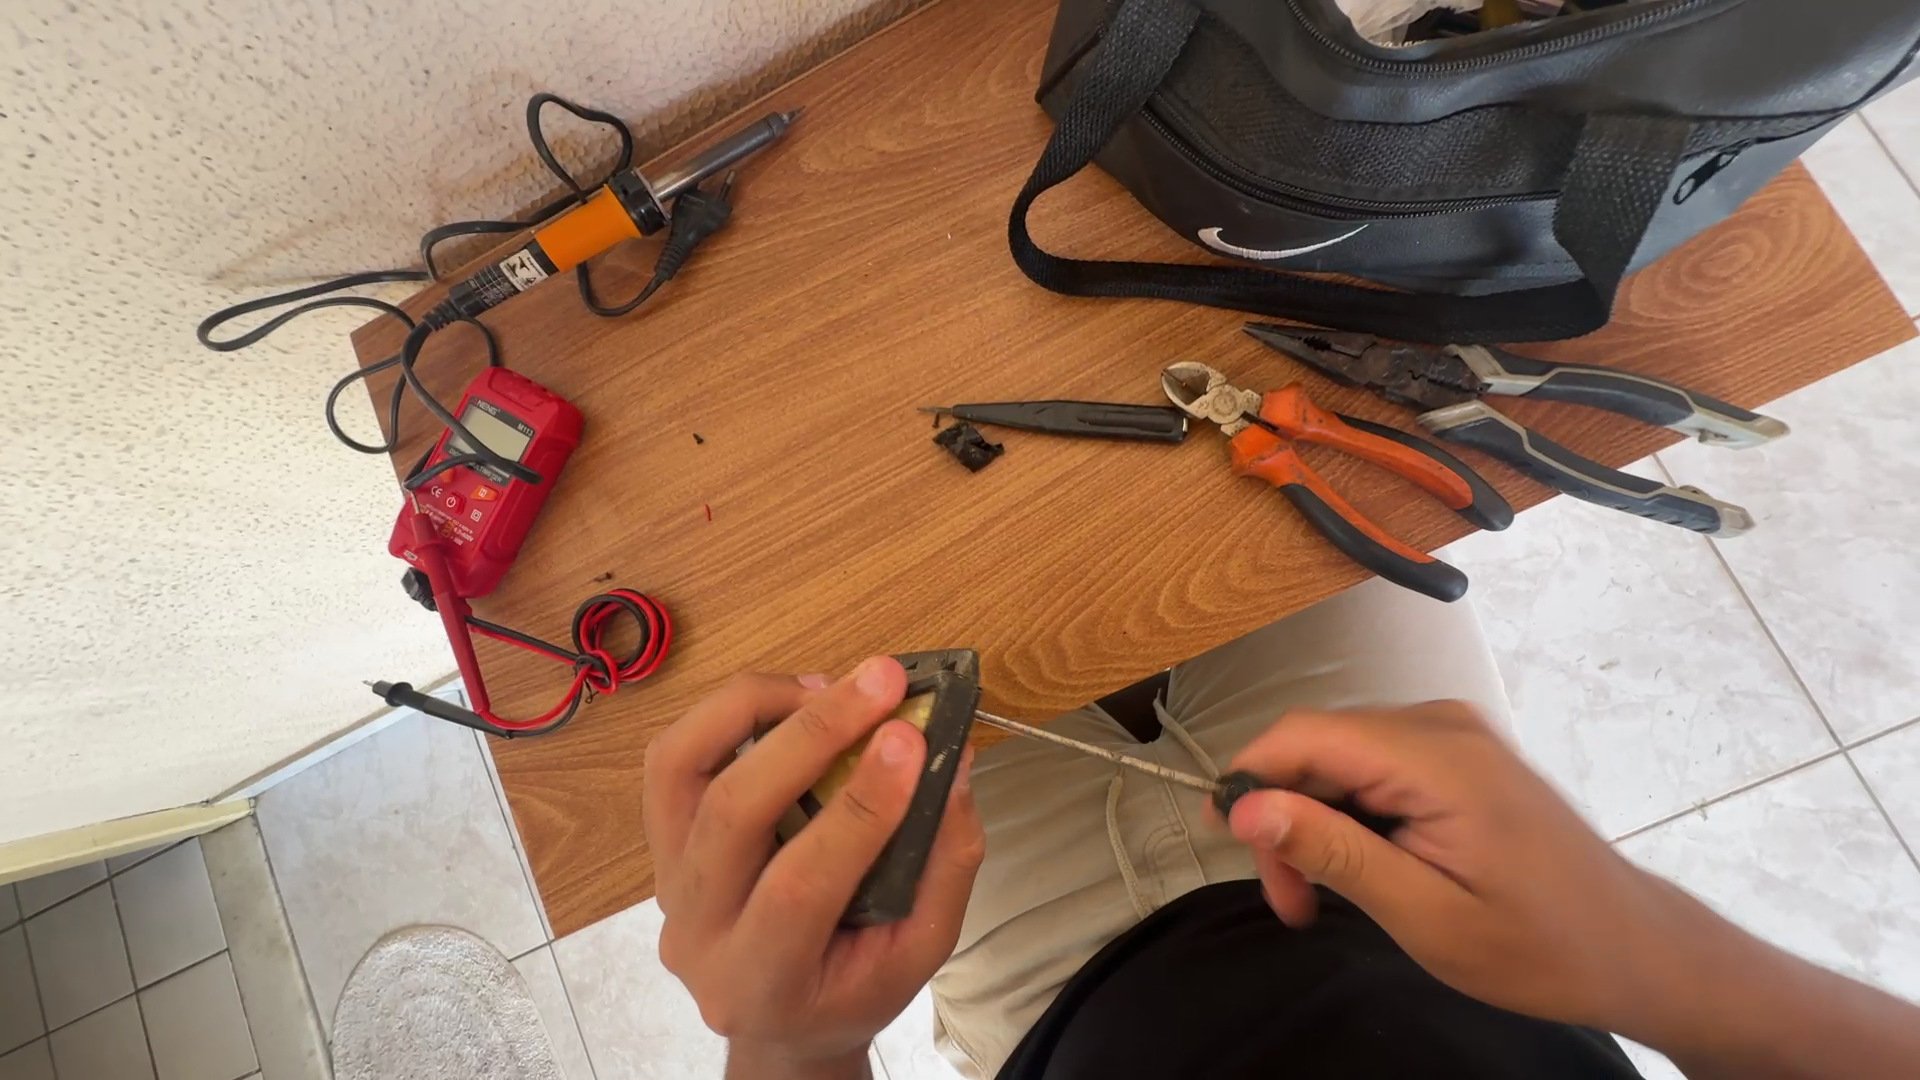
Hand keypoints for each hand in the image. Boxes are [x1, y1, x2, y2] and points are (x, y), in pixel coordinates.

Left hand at [643, 657, 985, 1077]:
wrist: (778, 1018)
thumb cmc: (853, 986)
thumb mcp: (921, 948)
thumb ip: (946, 859)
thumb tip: (952, 756)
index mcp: (763, 979)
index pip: (800, 884)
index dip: (861, 804)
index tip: (910, 737)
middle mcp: (696, 927)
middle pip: (731, 812)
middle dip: (815, 732)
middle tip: (884, 679)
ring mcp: (666, 877)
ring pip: (678, 763)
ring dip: (758, 704)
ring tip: (830, 685)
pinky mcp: (662, 836)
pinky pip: (675, 753)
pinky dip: (735, 710)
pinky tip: (798, 699)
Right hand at [1220, 701, 1678, 1032]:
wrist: (1643, 952)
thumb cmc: (1544, 947)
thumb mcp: (1428, 916)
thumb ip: (1334, 852)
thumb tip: (1245, 807)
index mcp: (1438, 757)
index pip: (1305, 735)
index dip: (1250, 775)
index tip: (1224, 836)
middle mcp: (1435, 723)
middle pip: (1314, 746)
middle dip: (1283, 815)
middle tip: (1287, 895)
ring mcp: (1444, 730)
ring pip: (1331, 755)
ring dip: (1310, 818)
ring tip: (1315, 890)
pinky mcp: (1446, 748)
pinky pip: (1362, 762)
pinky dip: (1341, 810)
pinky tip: (1351, 859)